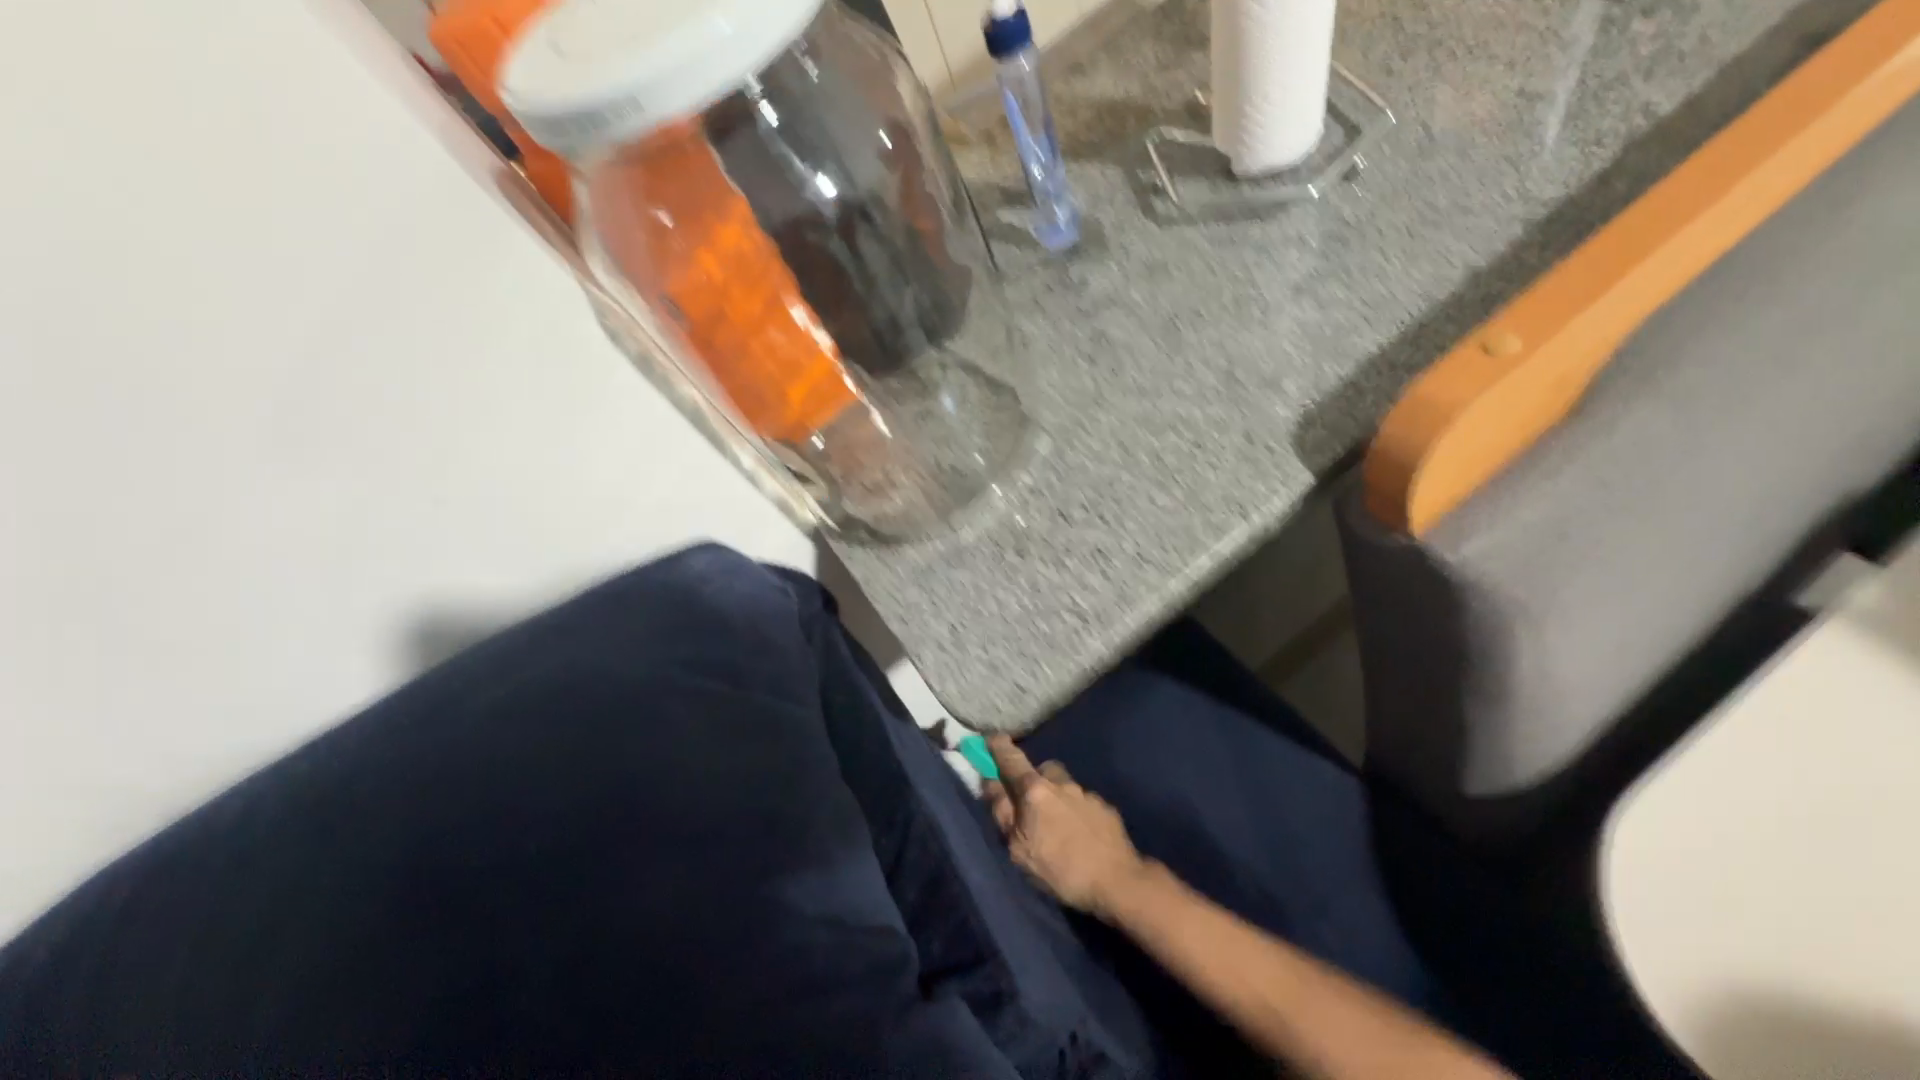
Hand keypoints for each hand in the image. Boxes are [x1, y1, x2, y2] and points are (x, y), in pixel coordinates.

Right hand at [984, 736, 1151, 917]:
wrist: (1117, 882)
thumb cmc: (1059, 870)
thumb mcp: (1017, 849)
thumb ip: (1002, 812)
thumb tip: (990, 783)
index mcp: (1035, 791)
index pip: (1011, 760)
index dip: (998, 748)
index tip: (990, 738)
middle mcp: (1062, 784)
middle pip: (1043, 769)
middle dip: (1033, 778)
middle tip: (1029, 803)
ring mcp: (1088, 794)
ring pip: (1065, 786)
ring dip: (1057, 797)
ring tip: (1057, 826)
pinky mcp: (1106, 809)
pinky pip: (1084, 803)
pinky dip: (1077, 813)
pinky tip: (1080, 836)